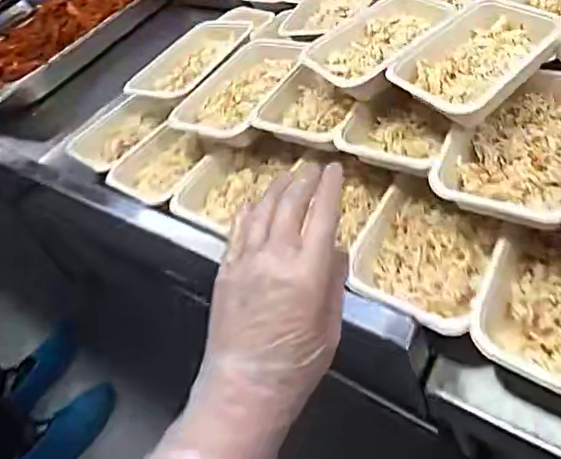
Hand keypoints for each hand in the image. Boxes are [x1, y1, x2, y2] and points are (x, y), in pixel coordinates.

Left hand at [151, 165, 345, 458]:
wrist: (242, 393)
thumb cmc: (297, 364)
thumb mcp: (332, 322)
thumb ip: (334, 278)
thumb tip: (333, 246)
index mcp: (309, 269)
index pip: (323, 212)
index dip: (331, 185)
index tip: (335, 168)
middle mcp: (276, 257)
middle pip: (292, 203)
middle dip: (305, 179)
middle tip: (315, 167)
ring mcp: (246, 263)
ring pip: (263, 209)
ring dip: (278, 187)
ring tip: (289, 175)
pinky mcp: (225, 273)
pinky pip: (237, 230)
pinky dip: (249, 209)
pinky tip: (255, 202)